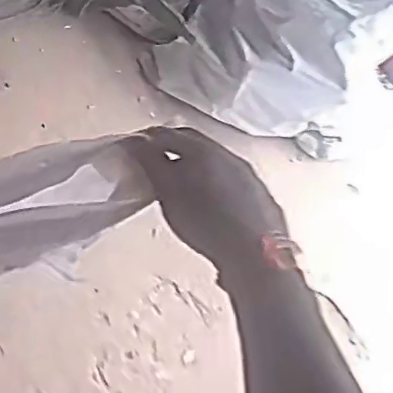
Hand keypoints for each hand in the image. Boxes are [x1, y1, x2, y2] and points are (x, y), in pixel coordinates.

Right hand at [126, 127, 292, 286]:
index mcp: (205, 151)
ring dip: (191, 163)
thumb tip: (136, 143)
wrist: (256, 258)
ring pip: (212, 160)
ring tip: (176, 181)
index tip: (132, 148)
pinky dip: (211, 179)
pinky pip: (229, 177)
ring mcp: (249, 176)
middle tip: (150, 160)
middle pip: (192, 142)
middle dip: (169, 146)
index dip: (145, 139)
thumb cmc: (205, 221)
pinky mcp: (260, 196)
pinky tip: (205, 199)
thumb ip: (149, 162)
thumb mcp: (166, 191)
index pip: (167, 134)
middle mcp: (230, 157)